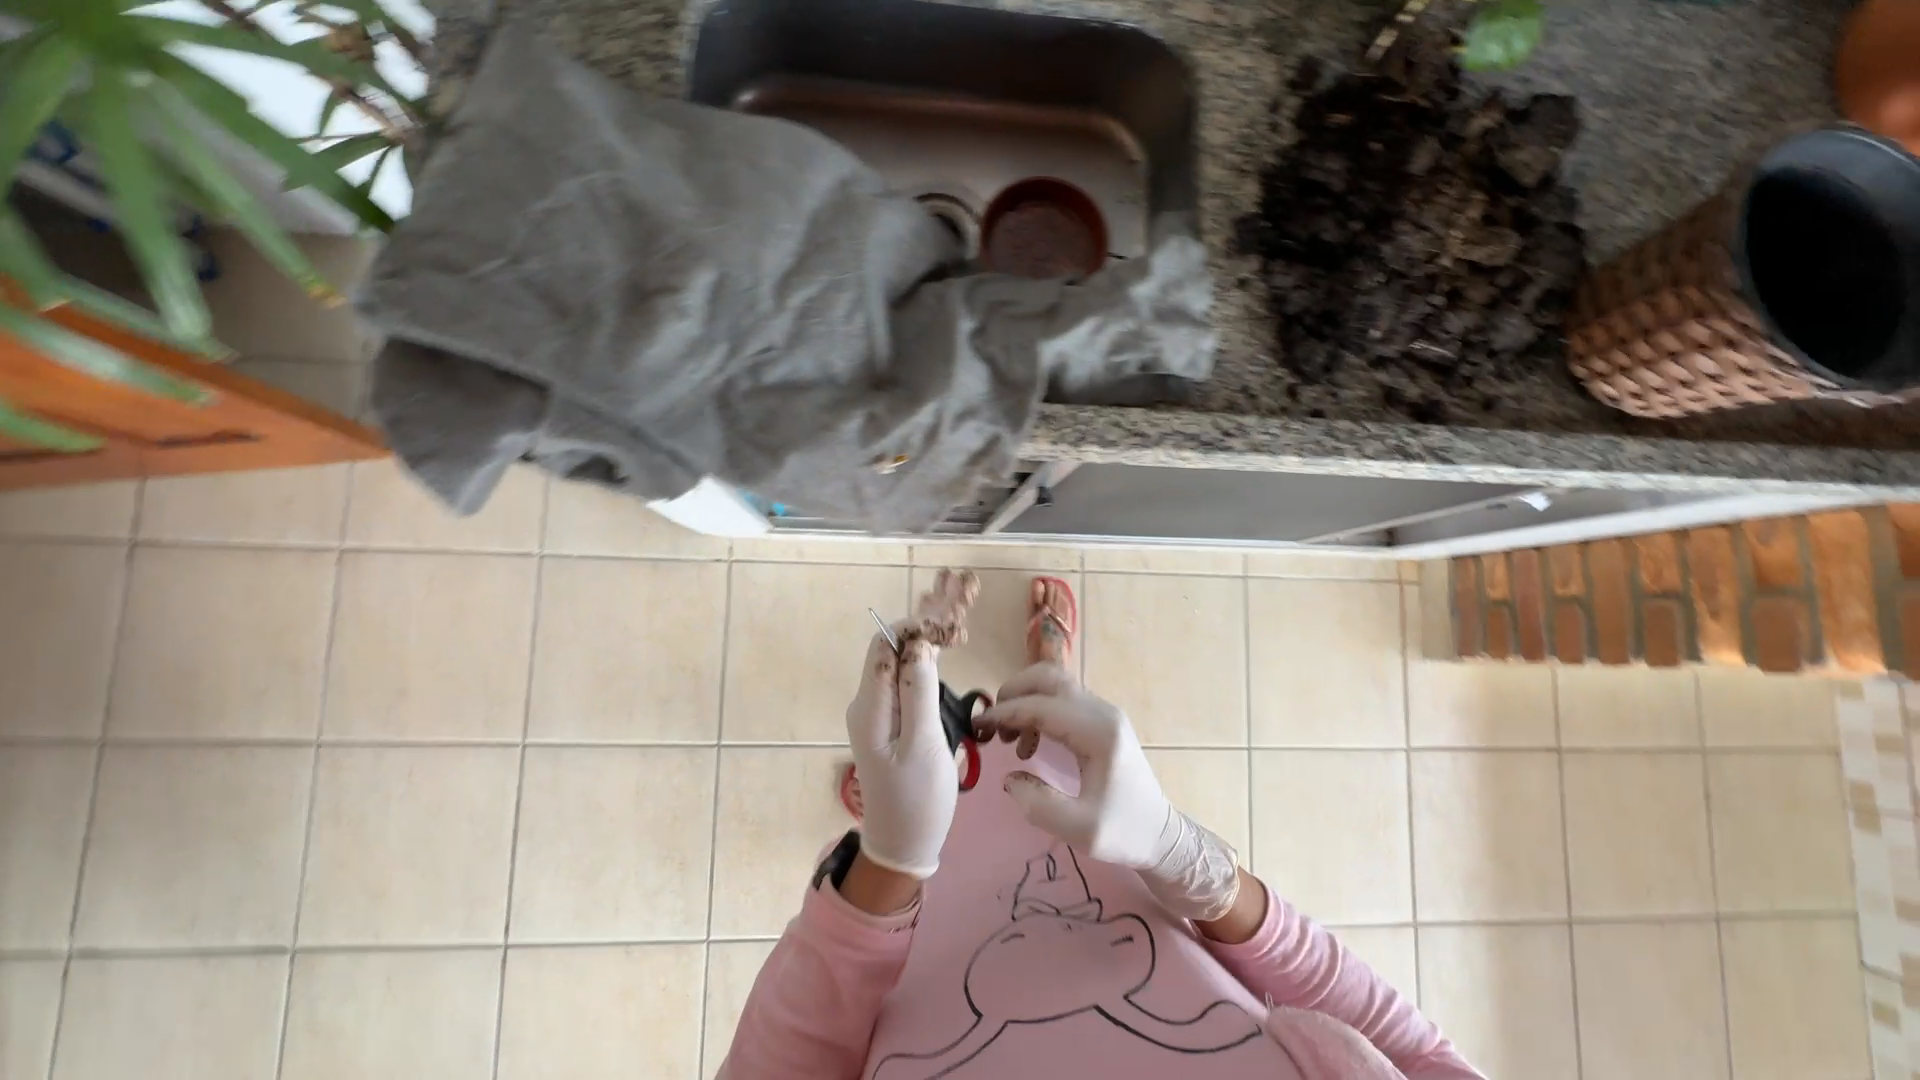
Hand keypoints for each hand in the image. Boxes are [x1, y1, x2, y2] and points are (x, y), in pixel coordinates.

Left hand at [844, 632, 957, 878]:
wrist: (902, 847)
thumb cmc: (917, 800)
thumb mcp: (924, 744)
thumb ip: (919, 692)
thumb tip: (920, 644)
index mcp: (869, 707)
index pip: (884, 644)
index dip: (914, 628)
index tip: (952, 630)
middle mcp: (867, 704)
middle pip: (890, 651)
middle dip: (922, 635)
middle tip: (961, 632)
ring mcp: (877, 715)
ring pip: (898, 667)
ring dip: (925, 653)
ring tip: (958, 642)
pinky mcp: (890, 725)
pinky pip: (903, 687)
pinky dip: (924, 674)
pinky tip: (944, 669)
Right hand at [973, 663, 1240, 921]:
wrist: (1161, 834)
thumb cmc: (1124, 832)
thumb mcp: (1080, 830)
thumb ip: (1038, 804)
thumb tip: (1009, 779)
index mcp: (1099, 734)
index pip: (1042, 707)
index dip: (1005, 713)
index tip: (977, 727)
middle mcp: (1102, 713)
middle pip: (1049, 677)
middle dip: (1013, 692)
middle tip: (992, 724)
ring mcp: (1104, 713)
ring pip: (1054, 684)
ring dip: (1024, 701)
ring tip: (1008, 740)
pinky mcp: (1101, 721)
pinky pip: (1062, 700)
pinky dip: (1037, 711)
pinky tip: (1029, 746)